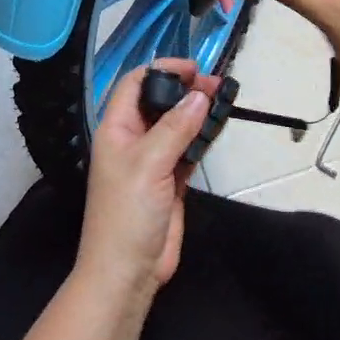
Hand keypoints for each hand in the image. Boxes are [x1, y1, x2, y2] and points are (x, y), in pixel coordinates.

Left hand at [77, 60, 216, 297]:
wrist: (128, 270)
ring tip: (224, 101)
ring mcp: (152, 161)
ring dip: (197, 113)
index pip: (134, 84)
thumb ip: (175, 128)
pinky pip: (187, 150)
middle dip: (185, 90)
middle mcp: (132, 140)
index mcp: (115, 129)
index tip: (194, 69)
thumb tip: (199, 96)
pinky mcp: (170, 182)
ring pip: (176, 126)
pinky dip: (202, 139)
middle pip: (159, 103)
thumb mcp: (149, 163)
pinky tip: (218, 128)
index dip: (162, 71)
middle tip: (217, 86)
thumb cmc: (128, 212)